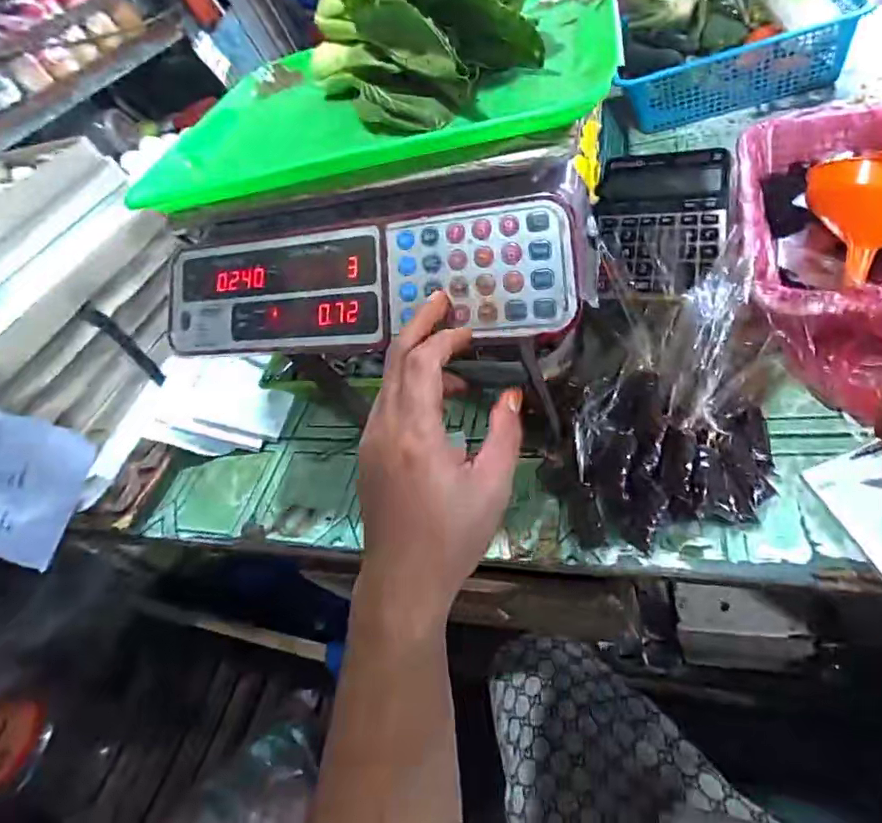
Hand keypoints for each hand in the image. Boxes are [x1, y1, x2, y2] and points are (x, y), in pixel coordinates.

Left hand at [355, 291, 523, 635]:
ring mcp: (371, 439)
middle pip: (395, 359)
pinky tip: (441, 398)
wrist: (402, 580)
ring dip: (418, 356)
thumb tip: (511, 394)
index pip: (421, 364)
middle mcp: (384, 427)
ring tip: (456, 355)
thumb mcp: (492, 485)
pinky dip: (411, 384)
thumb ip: (505, 433)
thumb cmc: (452, 536)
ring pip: (388, 379)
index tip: (471, 332)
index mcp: (415, 433)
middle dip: (418, 324)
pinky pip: (388, 401)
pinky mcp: (370, 451)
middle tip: (442, 301)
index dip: (444, 339)